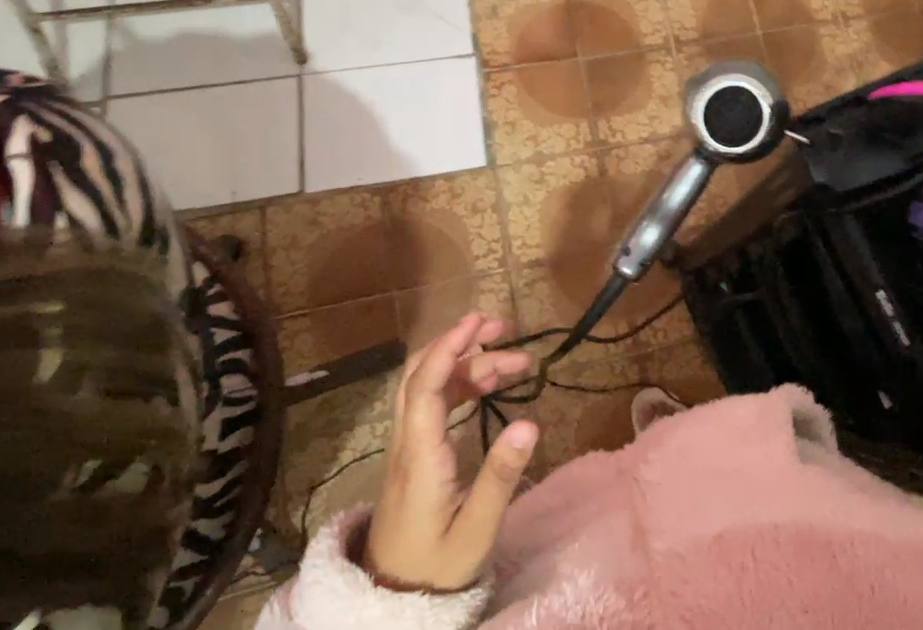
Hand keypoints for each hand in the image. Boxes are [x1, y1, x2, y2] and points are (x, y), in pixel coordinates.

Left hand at [361, 313, 538, 592]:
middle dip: (460, 342)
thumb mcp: (477, 528)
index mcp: (420, 455)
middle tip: (505, 330)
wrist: (391, 600)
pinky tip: (491, 387)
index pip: (425, 385)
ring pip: (428, 387)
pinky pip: (432, 405)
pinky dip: (460, 384)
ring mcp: (407, 448)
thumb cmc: (437, 566)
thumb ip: (501, 475)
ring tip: (516, 361)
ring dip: (467, 364)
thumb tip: (530, 421)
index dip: (449, 347)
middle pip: (421, 374)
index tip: (479, 322)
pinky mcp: (414, 457)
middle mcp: (407, 442)